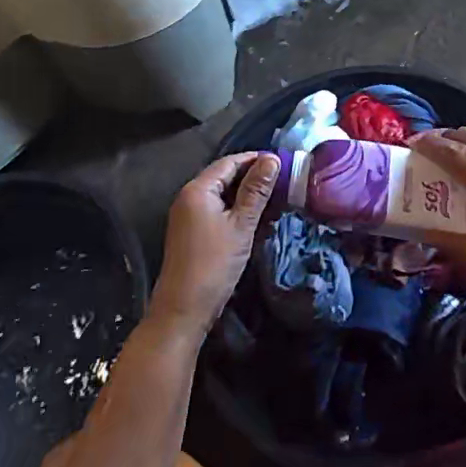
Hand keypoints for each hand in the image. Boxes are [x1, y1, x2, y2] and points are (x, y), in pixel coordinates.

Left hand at [152, 152, 279, 331]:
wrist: (183, 308)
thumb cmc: (214, 264)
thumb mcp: (240, 225)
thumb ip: (256, 191)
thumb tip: (271, 159)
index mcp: (197, 189)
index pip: (228, 162)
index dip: (254, 159)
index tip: (282, 162)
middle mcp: (187, 195)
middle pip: (222, 175)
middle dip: (250, 175)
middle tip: (282, 179)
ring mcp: (186, 214)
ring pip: (219, 193)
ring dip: (243, 192)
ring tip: (272, 195)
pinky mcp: (189, 230)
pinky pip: (214, 208)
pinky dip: (233, 207)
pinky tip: (251, 216)